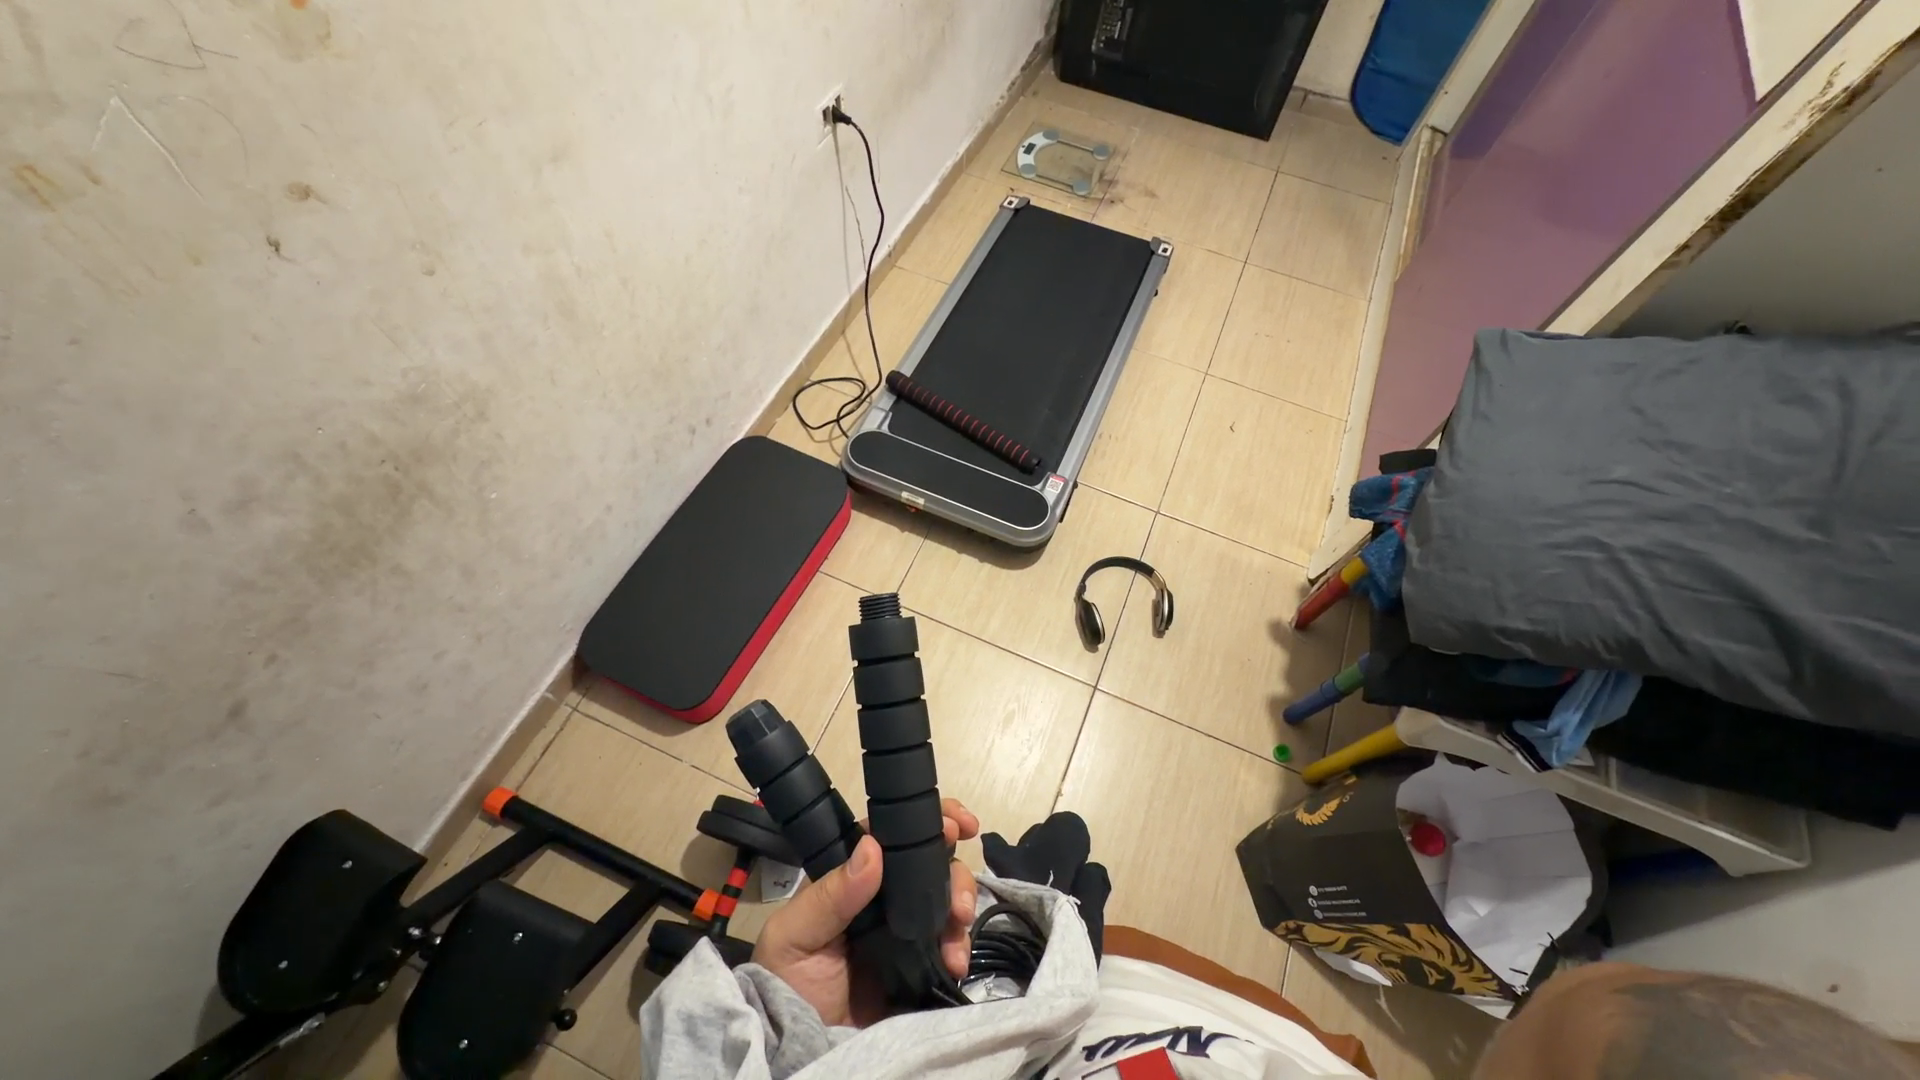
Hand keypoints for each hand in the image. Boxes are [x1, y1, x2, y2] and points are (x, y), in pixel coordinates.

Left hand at [751, 798, 979, 1026]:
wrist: (800, 1052)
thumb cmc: (787, 983)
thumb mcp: (795, 934)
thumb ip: (831, 892)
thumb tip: (872, 845)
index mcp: (853, 881)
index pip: (891, 837)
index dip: (925, 822)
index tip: (955, 823)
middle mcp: (885, 900)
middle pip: (930, 864)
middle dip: (955, 868)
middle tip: (959, 890)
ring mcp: (907, 934)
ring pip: (946, 900)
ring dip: (961, 904)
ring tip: (958, 925)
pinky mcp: (922, 968)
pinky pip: (952, 945)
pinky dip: (961, 945)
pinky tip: (955, 960)